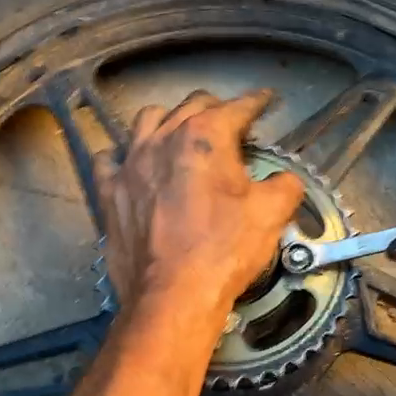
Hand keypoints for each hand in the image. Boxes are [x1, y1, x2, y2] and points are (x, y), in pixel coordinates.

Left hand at [94, 89, 304, 317]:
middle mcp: (164, 139)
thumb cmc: (224, 250)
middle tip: (231, 121)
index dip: (256, 101)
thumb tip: (285, 179)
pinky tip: (131, 162)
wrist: (173, 295)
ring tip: (180, 132)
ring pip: (147, 120)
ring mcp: (131, 164)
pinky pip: (110, 159)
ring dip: (169, 120)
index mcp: (205, 137)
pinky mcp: (109, 192)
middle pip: (191, 106)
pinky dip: (123, 155)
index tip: (266, 100)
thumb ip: (285, 185)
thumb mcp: (271, 214)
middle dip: (215, 107)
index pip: (236, 108)